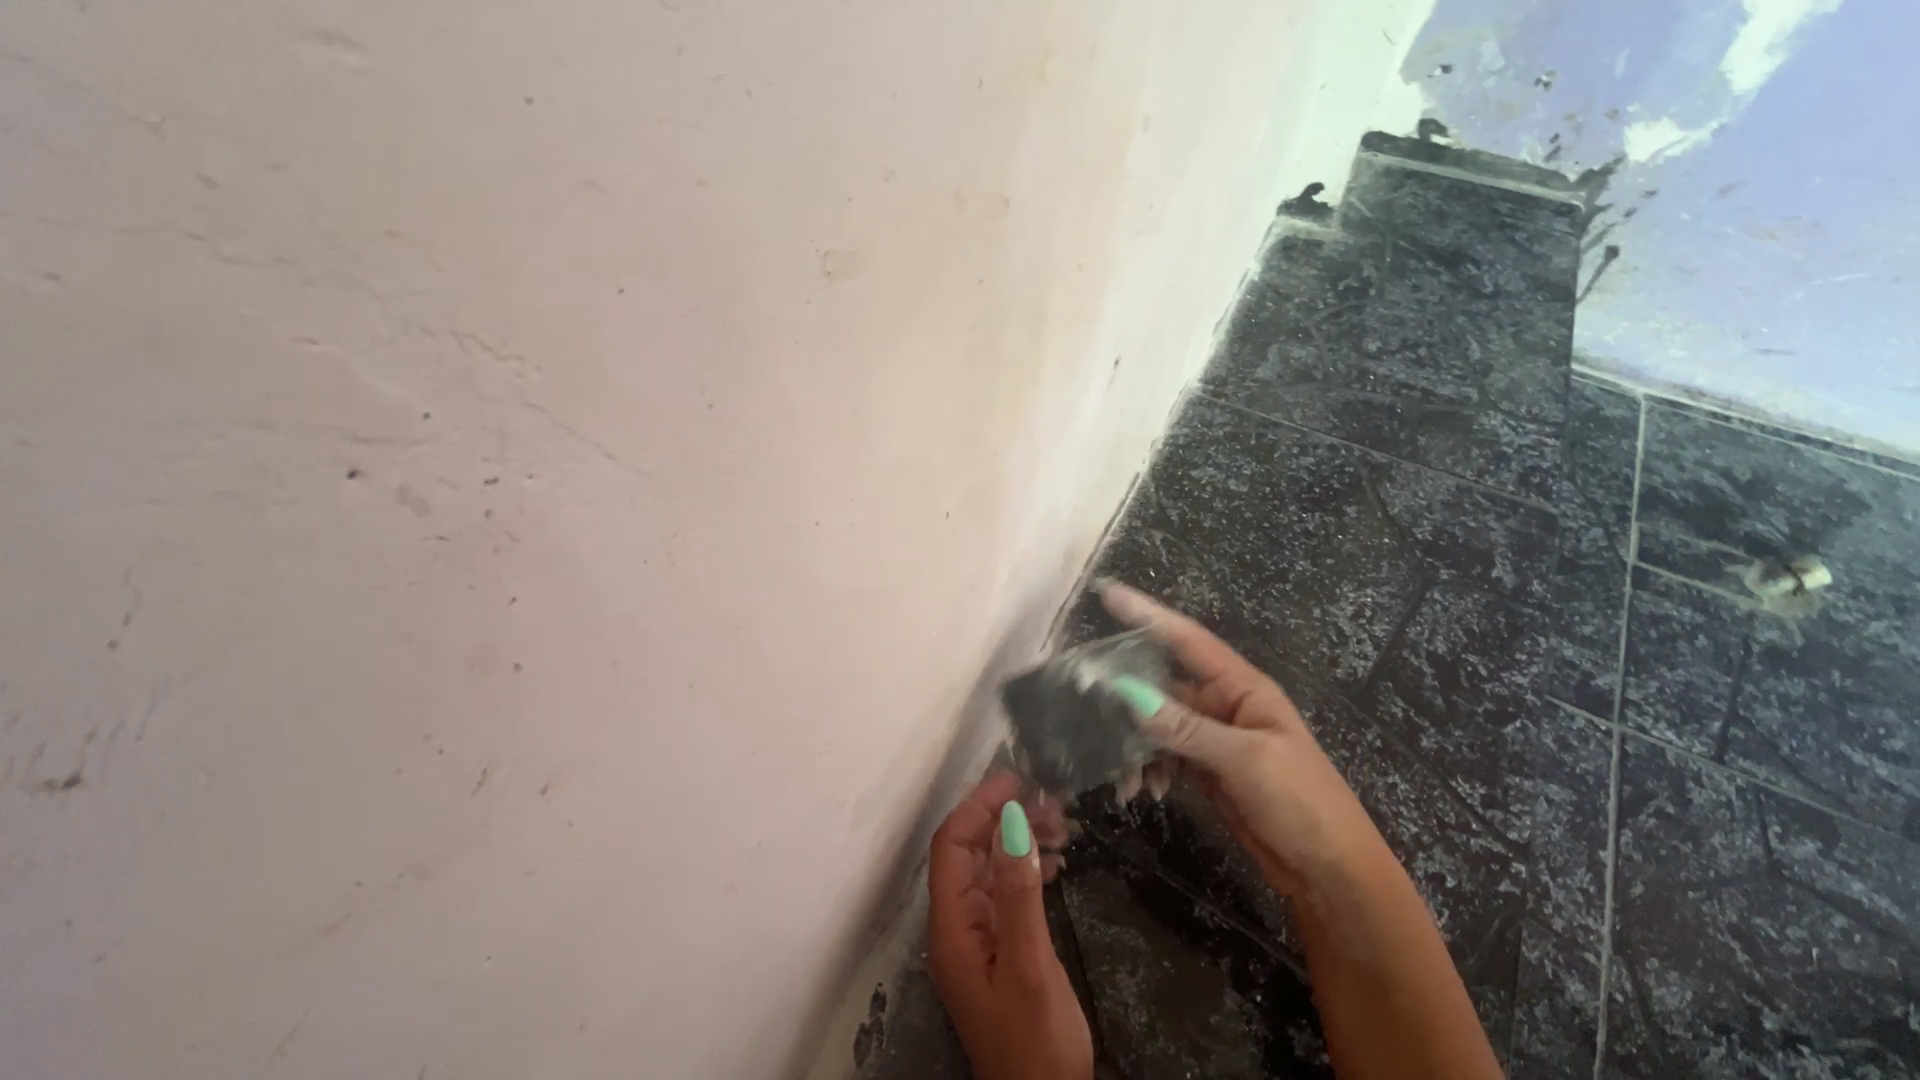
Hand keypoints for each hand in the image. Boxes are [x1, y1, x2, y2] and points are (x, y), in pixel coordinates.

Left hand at [927, 772, 1092, 1079]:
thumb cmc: (1035, 1040)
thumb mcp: (1030, 964)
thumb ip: (1019, 893)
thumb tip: (1013, 822)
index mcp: (952, 929)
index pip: (950, 849)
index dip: (976, 807)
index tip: (1014, 779)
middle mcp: (958, 927)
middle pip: (968, 854)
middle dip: (1002, 819)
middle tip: (1049, 800)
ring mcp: (978, 938)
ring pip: (990, 870)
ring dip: (1019, 841)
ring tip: (1061, 823)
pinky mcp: (1000, 949)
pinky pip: (1007, 893)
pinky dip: (1028, 869)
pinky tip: (1056, 860)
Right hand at [1100, 581, 1389, 898]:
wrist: (1330, 871)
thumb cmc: (1303, 804)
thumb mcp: (1245, 761)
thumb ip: (1186, 728)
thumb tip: (1127, 693)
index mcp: (1243, 688)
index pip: (1187, 640)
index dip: (1147, 615)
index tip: (1107, 593)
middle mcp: (1225, 705)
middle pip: (1163, 685)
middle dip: (1126, 700)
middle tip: (1087, 712)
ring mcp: (1214, 739)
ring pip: (1157, 725)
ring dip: (1136, 747)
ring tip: (1125, 780)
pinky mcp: (1207, 771)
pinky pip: (1165, 756)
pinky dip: (1149, 769)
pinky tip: (1146, 792)